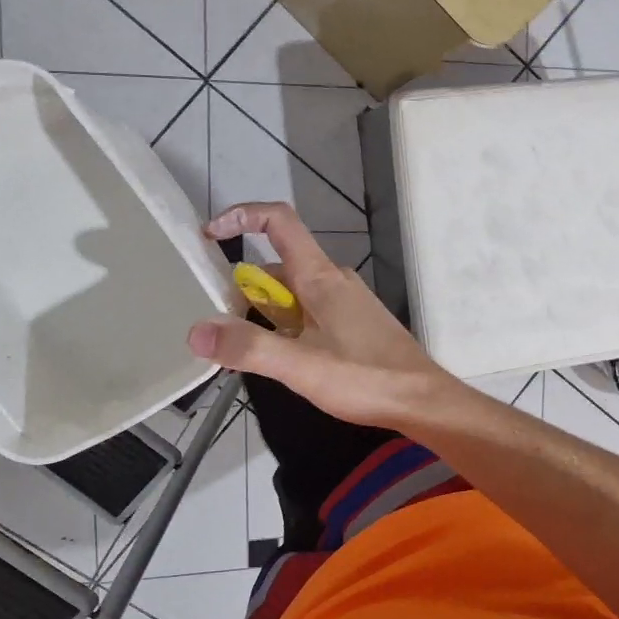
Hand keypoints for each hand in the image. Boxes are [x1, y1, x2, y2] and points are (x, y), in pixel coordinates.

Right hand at [186, 202, 464, 429]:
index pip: (279, 221)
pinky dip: (286, 326)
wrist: (423, 401)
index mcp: (321, 277)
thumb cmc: (366, 378)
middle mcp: (334, 281)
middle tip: (216, 323)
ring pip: (294, 293)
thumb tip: (196, 331)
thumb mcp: (301, 366)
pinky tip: (280, 359)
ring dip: (263, 311)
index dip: (241, 216)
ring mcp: (347, 303)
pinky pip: (310, 312)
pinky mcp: (355, 325)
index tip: (208, 237)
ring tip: (239, 347)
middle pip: (279, 265)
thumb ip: (248, 348)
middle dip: (243, 286)